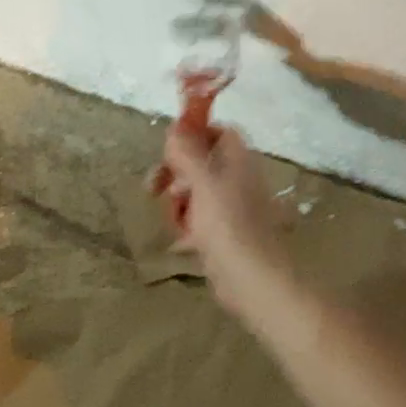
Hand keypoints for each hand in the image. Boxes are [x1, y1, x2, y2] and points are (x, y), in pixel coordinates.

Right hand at [161, 125, 293, 312]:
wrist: (251, 279)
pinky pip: (199, 218)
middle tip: (154, 187)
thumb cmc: (227, 226)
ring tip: (173, 219)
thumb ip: (187, 153)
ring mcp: (232, 208)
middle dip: (175, 172)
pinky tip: (182, 239)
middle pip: (201, 162)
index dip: (194, 134)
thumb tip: (175, 127)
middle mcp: (237, 180)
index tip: (167, 149)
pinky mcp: (224, 233)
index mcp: (238, 162)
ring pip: (196, 192)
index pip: (219, 132)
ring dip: (178, 201)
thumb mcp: (202, 183)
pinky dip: (187, 223)